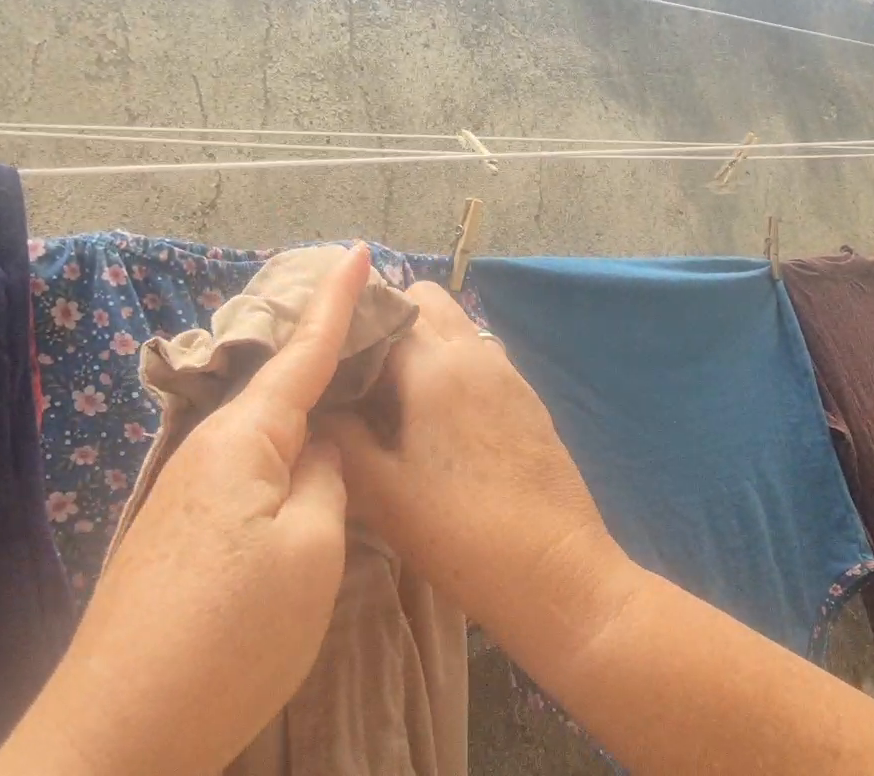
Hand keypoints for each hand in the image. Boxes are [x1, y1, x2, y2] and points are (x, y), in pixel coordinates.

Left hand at [0, 246, 372, 775]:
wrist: (120, 732)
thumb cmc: (230, 634)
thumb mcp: (311, 552)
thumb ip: (327, 481)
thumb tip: (321, 449)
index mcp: (243, 439)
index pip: (303, 352)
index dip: (335, 300)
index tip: (358, 249)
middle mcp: (210, 450)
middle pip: (281, 385)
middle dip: (325, 349)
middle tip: (370, 318)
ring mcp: (191, 492)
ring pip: (266, 431)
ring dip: (308, 405)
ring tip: (352, 385)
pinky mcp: (184, 531)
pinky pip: (250, 469)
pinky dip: (287, 451)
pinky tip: (306, 466)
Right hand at [329, 282, 634, 674]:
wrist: (556, 574)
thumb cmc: (460, 534)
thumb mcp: (381, 492)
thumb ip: (340, 435)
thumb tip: (318, 403)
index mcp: (436, 365)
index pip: (384, 306)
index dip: (349, 324)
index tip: (324, 355)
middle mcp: (477, 354)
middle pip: (427, 299)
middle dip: (388, 321)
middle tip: (359, 373)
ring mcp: (509, 374)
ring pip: (457, 326)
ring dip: (423, 343)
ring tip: (394, 396)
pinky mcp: (528, 400)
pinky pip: (480, 357)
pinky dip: (451, 366)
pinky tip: (437, 421)